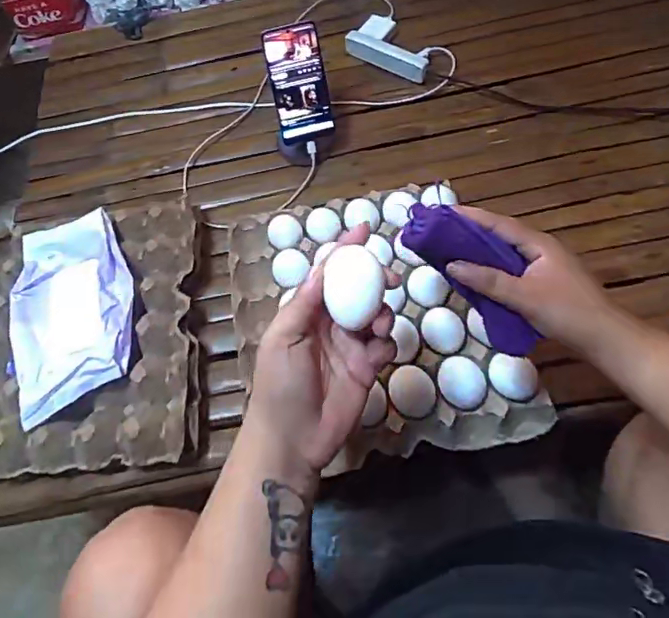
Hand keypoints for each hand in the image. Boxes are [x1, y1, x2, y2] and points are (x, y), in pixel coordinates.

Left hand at [246, 225, 396, 481]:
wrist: (292, 439)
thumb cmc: (278, 384)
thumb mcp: (282, 337)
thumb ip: (304, 302)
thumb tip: (323, 268)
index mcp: (307, 311)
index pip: (329, 273)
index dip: (345, 250)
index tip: (363, 228)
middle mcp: (331, 323)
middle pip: (358, 289)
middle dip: (375, 278)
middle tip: (389, 278)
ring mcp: (350, 346)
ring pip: (376, 314)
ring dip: (382, 311)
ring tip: (377, 323)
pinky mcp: (366, 369)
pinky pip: (385, 345)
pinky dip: (387, 341)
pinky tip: (378, 351)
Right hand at [443, 205, 626, 356]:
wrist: (607, 340)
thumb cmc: (567, 313)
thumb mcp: (524, 296)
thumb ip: (488, 280)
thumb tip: (452, 264)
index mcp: (538, 244)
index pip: (499, 224)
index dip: (472, 217)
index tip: (446, 211)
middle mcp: (542, 248)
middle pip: (503, 235)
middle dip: (474, 232)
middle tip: (445, 230)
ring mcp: (547, 266)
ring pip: (508, 253)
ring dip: (484, 251)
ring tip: (456, 249)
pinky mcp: (548, 283)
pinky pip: (514, 268)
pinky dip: (495, 268)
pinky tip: (482, 277)